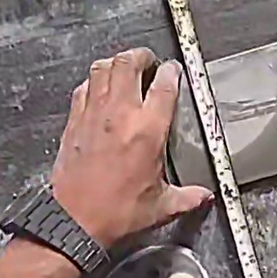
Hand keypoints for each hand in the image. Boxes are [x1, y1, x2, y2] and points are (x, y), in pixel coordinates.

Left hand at [50, 47, 212, 248]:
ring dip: (115, 63)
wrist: (76, 220)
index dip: (171, 72)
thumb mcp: (161, 207)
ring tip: (124, 67)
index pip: (164, 84)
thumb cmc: (116, 213)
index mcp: (147, 131)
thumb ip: (186, 197)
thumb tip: (202, 196)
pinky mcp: (74, 122)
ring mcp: (93, 115)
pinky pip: (83, 88)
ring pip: (102, 68)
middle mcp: (120, 115)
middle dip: (141, 57)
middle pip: (129, 63)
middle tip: (148, 61)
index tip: (173, 71)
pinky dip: (93, 82)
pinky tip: (98, 90)